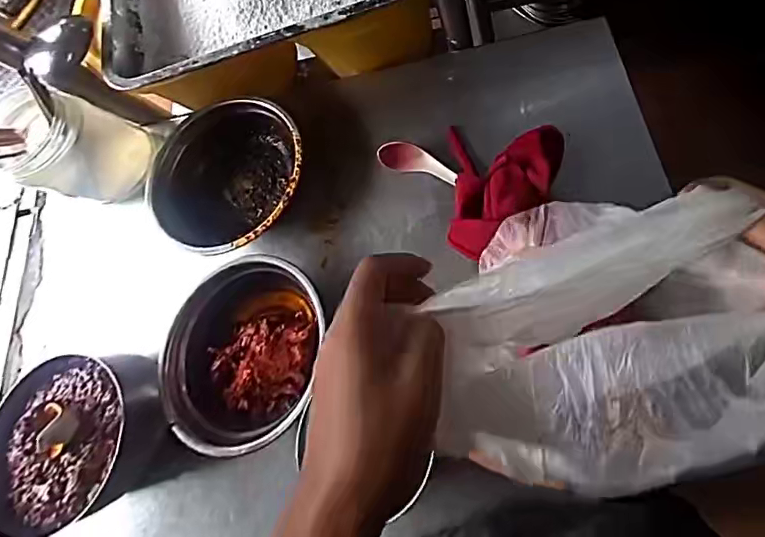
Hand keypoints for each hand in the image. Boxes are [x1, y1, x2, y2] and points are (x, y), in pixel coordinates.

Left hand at [279, 254, 442, 536]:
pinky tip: (409, 369)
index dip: (403, 263)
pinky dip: (387, 341)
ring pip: (365, 322)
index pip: (372, 270)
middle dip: (403, 289)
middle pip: (366, 293)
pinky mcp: (333, 393)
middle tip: (434, 304)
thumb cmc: (382, 433)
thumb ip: (427, 333)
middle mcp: (334, 340)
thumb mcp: (420, 375)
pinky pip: (361, 347)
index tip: (431, 273)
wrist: (339, 500)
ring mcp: (329, 368)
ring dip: (397, 317)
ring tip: (427, 336)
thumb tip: (425, 321)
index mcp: (352, 326)